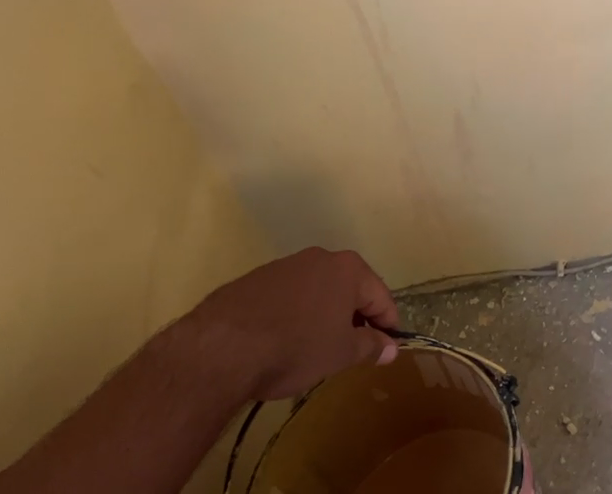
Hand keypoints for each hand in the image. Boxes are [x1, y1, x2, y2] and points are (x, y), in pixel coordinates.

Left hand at [172, 247, 401, 400]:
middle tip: (351, 349)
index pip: (380, 296)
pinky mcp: (252, 281)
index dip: (388, 324)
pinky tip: (279, 343)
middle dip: (353, 318)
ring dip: (321, 316)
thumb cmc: (295, 347)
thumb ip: (371, 346)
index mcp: (348, 269)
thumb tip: (391, 348)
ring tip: (312, 349)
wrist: (220, 349)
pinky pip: (284, 299)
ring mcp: (283, 267)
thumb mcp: (341, 353)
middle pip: (347, 290)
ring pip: (315, 292)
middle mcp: (319, 258)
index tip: (387, 347)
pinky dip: (290, 317)